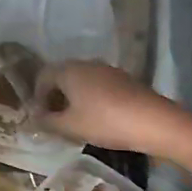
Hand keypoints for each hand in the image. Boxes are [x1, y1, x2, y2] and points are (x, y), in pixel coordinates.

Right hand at [33, 61, 191, 155]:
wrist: (156, 123)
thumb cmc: (105, 122)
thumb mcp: (69, 126)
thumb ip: (47, 121)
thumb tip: (35, 117)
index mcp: (69, 70)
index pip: (42, 77)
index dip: (37, 97)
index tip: (40, 117)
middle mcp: (87, 64)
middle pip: (62, 76)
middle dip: (55, 96)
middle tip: (55, 118)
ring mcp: (108, 71)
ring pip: (81, 81)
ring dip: (73, 98)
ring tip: (76, 120)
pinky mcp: (125, 81)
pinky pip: (98, 86)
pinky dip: (91, 98)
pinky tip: (97, 117)